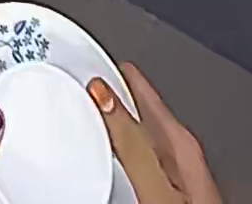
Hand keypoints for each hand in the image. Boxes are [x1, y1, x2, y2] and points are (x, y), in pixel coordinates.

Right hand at [87, 64, 222, 203]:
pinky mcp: (164, 192)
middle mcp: (180, 154)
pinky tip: (98, 159)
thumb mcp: (158, 189)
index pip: (134, 82)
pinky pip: (128, 156)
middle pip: (130, 107)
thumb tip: (101, 91)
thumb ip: (130, 138)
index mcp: (181, 143)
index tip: (75, 61)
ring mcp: (173, 175)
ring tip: (79, 121)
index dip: (104, 68)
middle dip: (101, 99)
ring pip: (128, 132)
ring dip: (105, 126)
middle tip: (70, 91)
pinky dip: (110, 151)